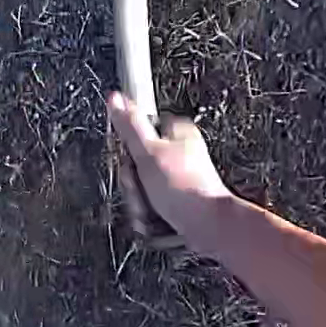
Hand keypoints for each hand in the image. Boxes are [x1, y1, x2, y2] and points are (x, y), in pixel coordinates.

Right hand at [107, 92, 233, 248]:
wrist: (209, 227)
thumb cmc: (187, 190)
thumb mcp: (149, 152)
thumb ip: (130, 125)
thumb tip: (116, 99)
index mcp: (176, 134)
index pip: (138, 133)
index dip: (129, 150)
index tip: (131, 161)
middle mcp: (178, 155)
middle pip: (136, 164)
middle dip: (133, 183)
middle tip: (144, 189)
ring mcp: (177, 180)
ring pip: (140, 188)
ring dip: (139, 203)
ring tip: (153, 208)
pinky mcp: (176, 202)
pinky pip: (149, 207)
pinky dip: (149, 216)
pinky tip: (157, 218)